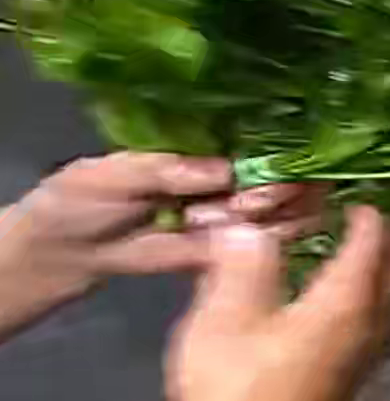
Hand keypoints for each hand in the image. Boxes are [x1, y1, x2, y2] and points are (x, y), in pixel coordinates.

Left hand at [0, 153, 323, 322]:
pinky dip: (270, 238)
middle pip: (302, 181)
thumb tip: (227, 170)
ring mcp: (260, 211)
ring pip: (305, 209)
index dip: (283, 164)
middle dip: (276, 195)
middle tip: (239, 206)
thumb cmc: (86, 199)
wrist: (74, 249)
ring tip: (212, 224)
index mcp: (223, 154)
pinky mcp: (259, 241)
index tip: (261, 180)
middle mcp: (251, 179)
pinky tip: (232, 238)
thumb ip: (166, 169)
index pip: (278, 150)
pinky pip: (291, 236)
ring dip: (269, 220)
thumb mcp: (111, 173)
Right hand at [166, 206, 389, 400]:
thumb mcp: (224, 321)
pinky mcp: (374, 359)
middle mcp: (380, 314)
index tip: (359, 198)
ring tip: (381, 244)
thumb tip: (255, 226)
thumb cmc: (236, 386)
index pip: (372, 243)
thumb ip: (245, 269)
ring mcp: (383, 339)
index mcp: (349, 298)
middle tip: (377, 215)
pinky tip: (373, 289)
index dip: (369, 217)